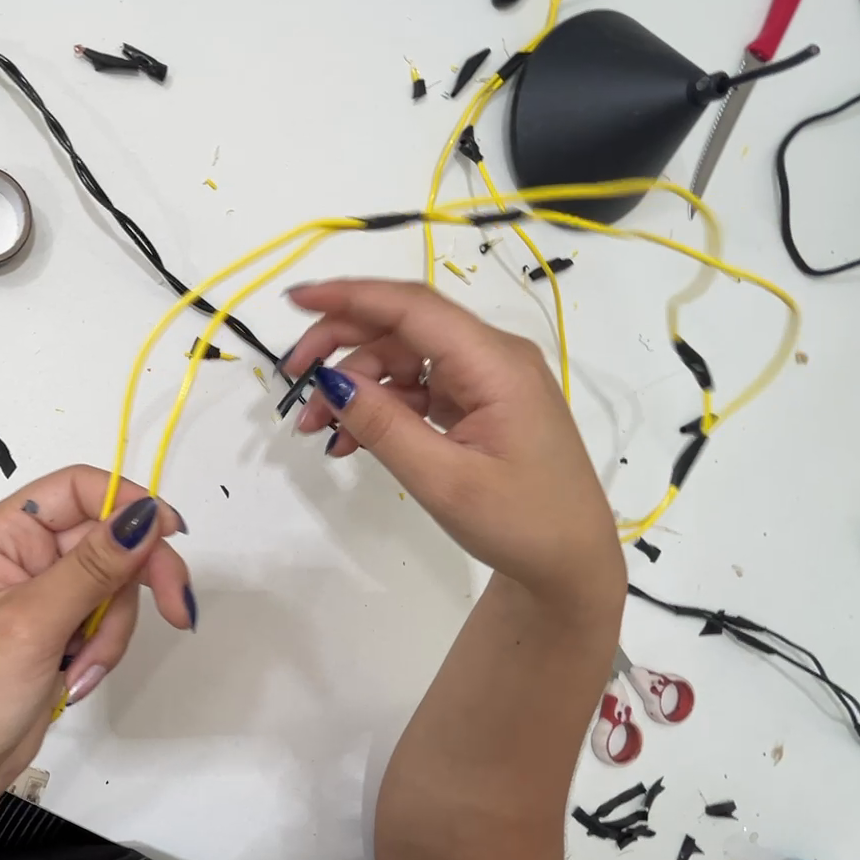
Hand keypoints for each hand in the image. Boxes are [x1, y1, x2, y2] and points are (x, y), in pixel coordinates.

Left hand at [0, 465, 193, 810]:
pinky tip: (76, 676)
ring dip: (112, 629)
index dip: (127, 501)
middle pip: (109, 537)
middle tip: (178, 610)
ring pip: (116, 582)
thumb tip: (145, 516)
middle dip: (138, 578)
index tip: (170, 532)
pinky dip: (104, 647)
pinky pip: (109, 617)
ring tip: (81, 668)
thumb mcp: (34, 622)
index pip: (77, 488)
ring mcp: (47, 590)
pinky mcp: (63, 624)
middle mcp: (26, 552)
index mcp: (3, 534)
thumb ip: (93, 567)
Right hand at [282, 280, 621, 606]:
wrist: (566, 562)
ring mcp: (480, 381)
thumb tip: (330, 381)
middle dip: (339, 347)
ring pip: (398, 362)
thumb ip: (383, 425)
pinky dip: (374, 410)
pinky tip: (347, 441)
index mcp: (493, 364)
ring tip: (317, 431)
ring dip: (351, 389)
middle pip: (399, 328)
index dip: (349, 297)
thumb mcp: (442, 478)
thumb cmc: (518, 521)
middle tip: (292, 379)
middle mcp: (488, 358)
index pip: (411, 308)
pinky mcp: (472, 404)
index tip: (295, 300)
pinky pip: (411, 390)